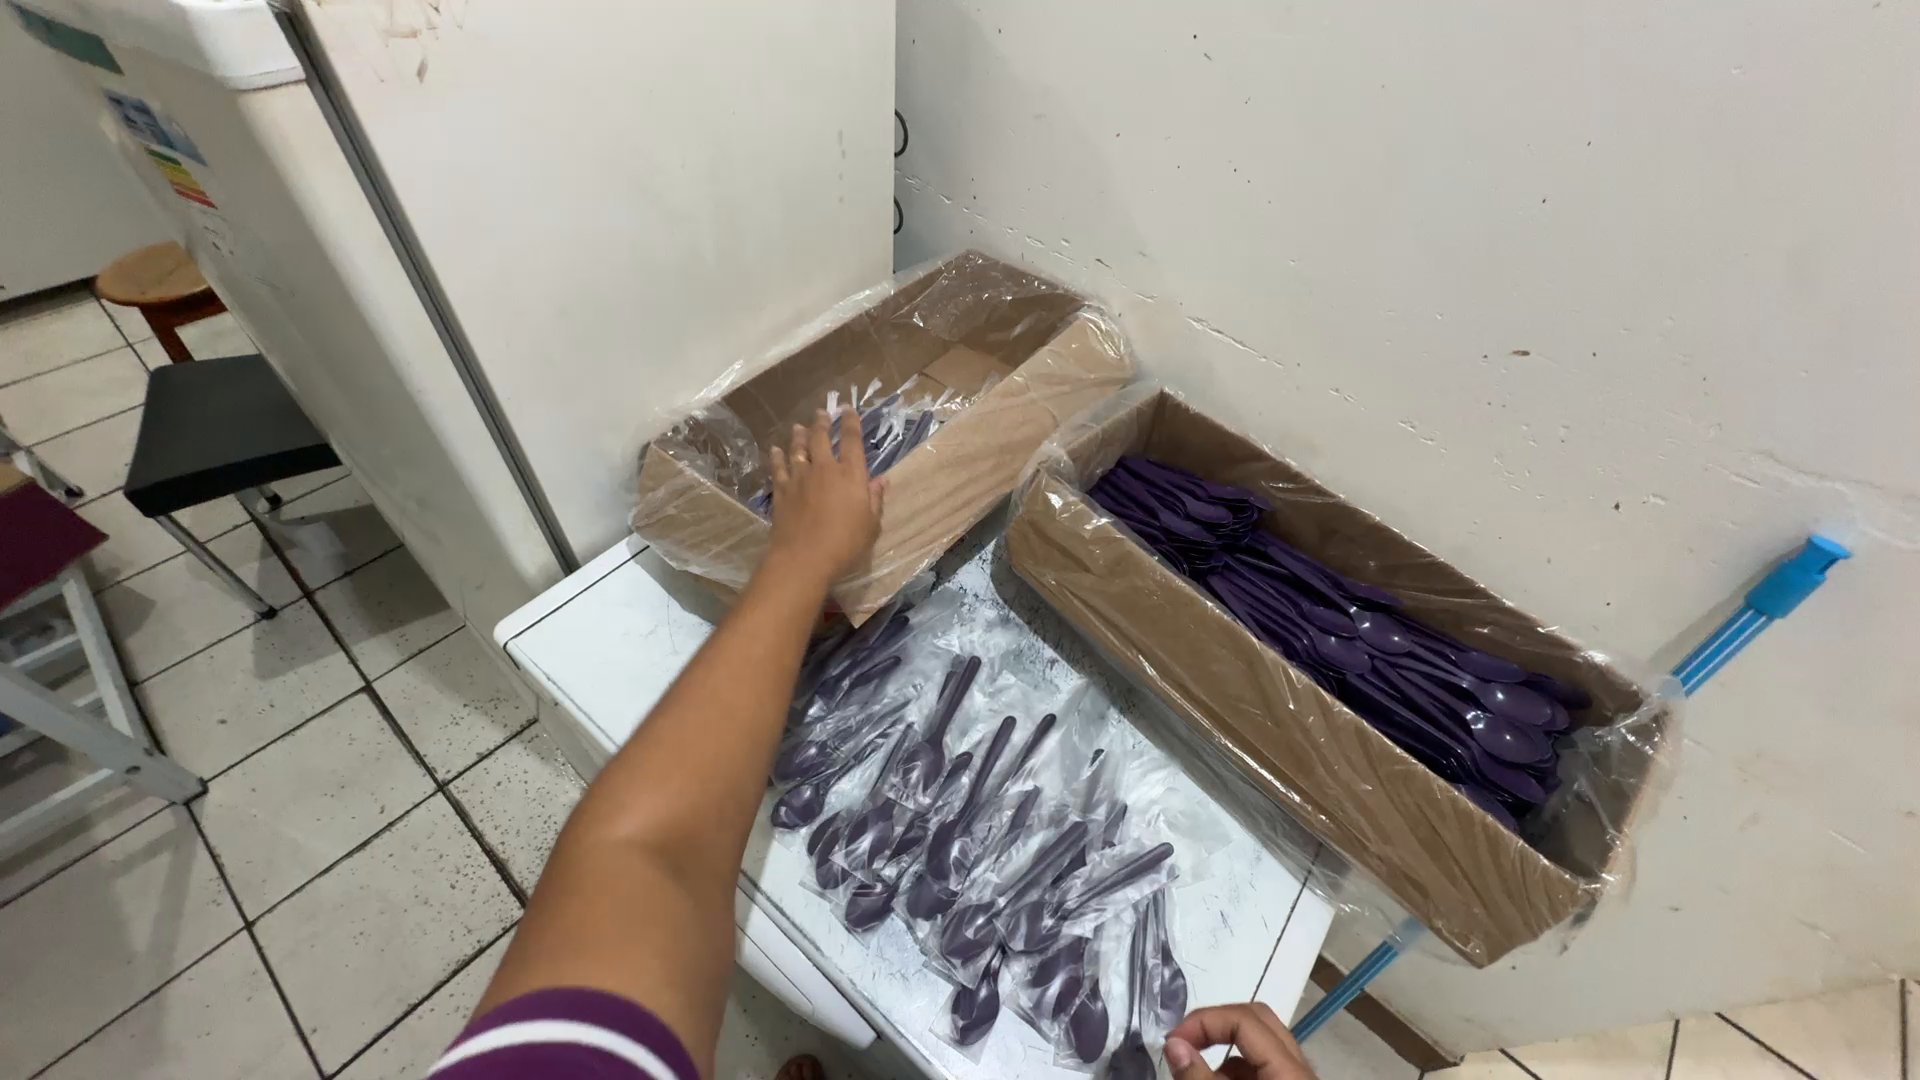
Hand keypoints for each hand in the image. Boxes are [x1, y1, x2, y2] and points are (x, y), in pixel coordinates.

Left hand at [765, 408, 885, 585]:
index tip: (848, 409)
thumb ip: (876, 500)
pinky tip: (775, 450)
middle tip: (821, 413)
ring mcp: (799, 478)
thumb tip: (882, 480)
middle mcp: (824, 469)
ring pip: (798, 449)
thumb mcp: (871, 526)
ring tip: (798, 427)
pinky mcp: (781, 491)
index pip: (852, 441)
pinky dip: (777, 457)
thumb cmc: (845, 544)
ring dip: (799, 436)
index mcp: (851, 475)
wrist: (804, 558)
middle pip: (821, 438)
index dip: (851, 423)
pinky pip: (778, 468)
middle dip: (822, 423)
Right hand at [1164, 1004, 1318, 1079]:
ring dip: (1224, 1052)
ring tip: (1195, 1072)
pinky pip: (1267, 1071)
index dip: (1204, 1022)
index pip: (1244, 1019)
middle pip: (1259, 1020)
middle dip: (1216, 1025)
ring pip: (1263, 1049)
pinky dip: (1238, 1073)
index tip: (1173, 1042)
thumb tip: (1172, 1044)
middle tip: (1185, 1042)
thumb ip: (1201, 1078)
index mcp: (1292, 1072)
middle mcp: (1303, 1071)